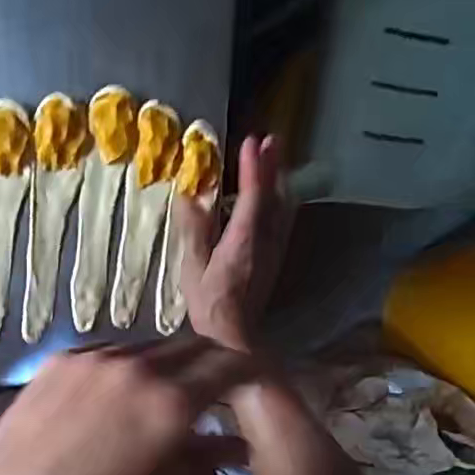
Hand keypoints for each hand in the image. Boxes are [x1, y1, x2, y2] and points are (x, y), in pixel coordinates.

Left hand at [0, 339, 255, 474]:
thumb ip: (202, 464)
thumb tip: (235, 444)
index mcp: (169, 405)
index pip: (229, 365)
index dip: (248, 373)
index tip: (251, 387)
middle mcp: (135, 368)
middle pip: (191, 345)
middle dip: (211, 363)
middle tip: (215, 391)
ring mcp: (93, 358)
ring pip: (149, 347)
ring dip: (168, 365)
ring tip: (163, 397)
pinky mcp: (59, 361)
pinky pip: (110, 353)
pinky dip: (128, 368)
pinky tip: (116, 398)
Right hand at [177, 134, 294, 353]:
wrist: (233, 336)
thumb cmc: (208, 304)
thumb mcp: (191, 268)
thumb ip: (194, 230)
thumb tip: (191, 196)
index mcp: (243, 242)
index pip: (252, 197)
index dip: (252, 169)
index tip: (250, 142)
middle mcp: (265, 241)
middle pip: (274, 196)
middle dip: (272, 166)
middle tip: (270, 138)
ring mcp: (274, 249)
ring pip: (283, 206)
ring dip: (279, 178)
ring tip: (275, 155)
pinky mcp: (275, 257)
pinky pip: (283, 219)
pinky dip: (281, 198)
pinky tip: (278, 191)